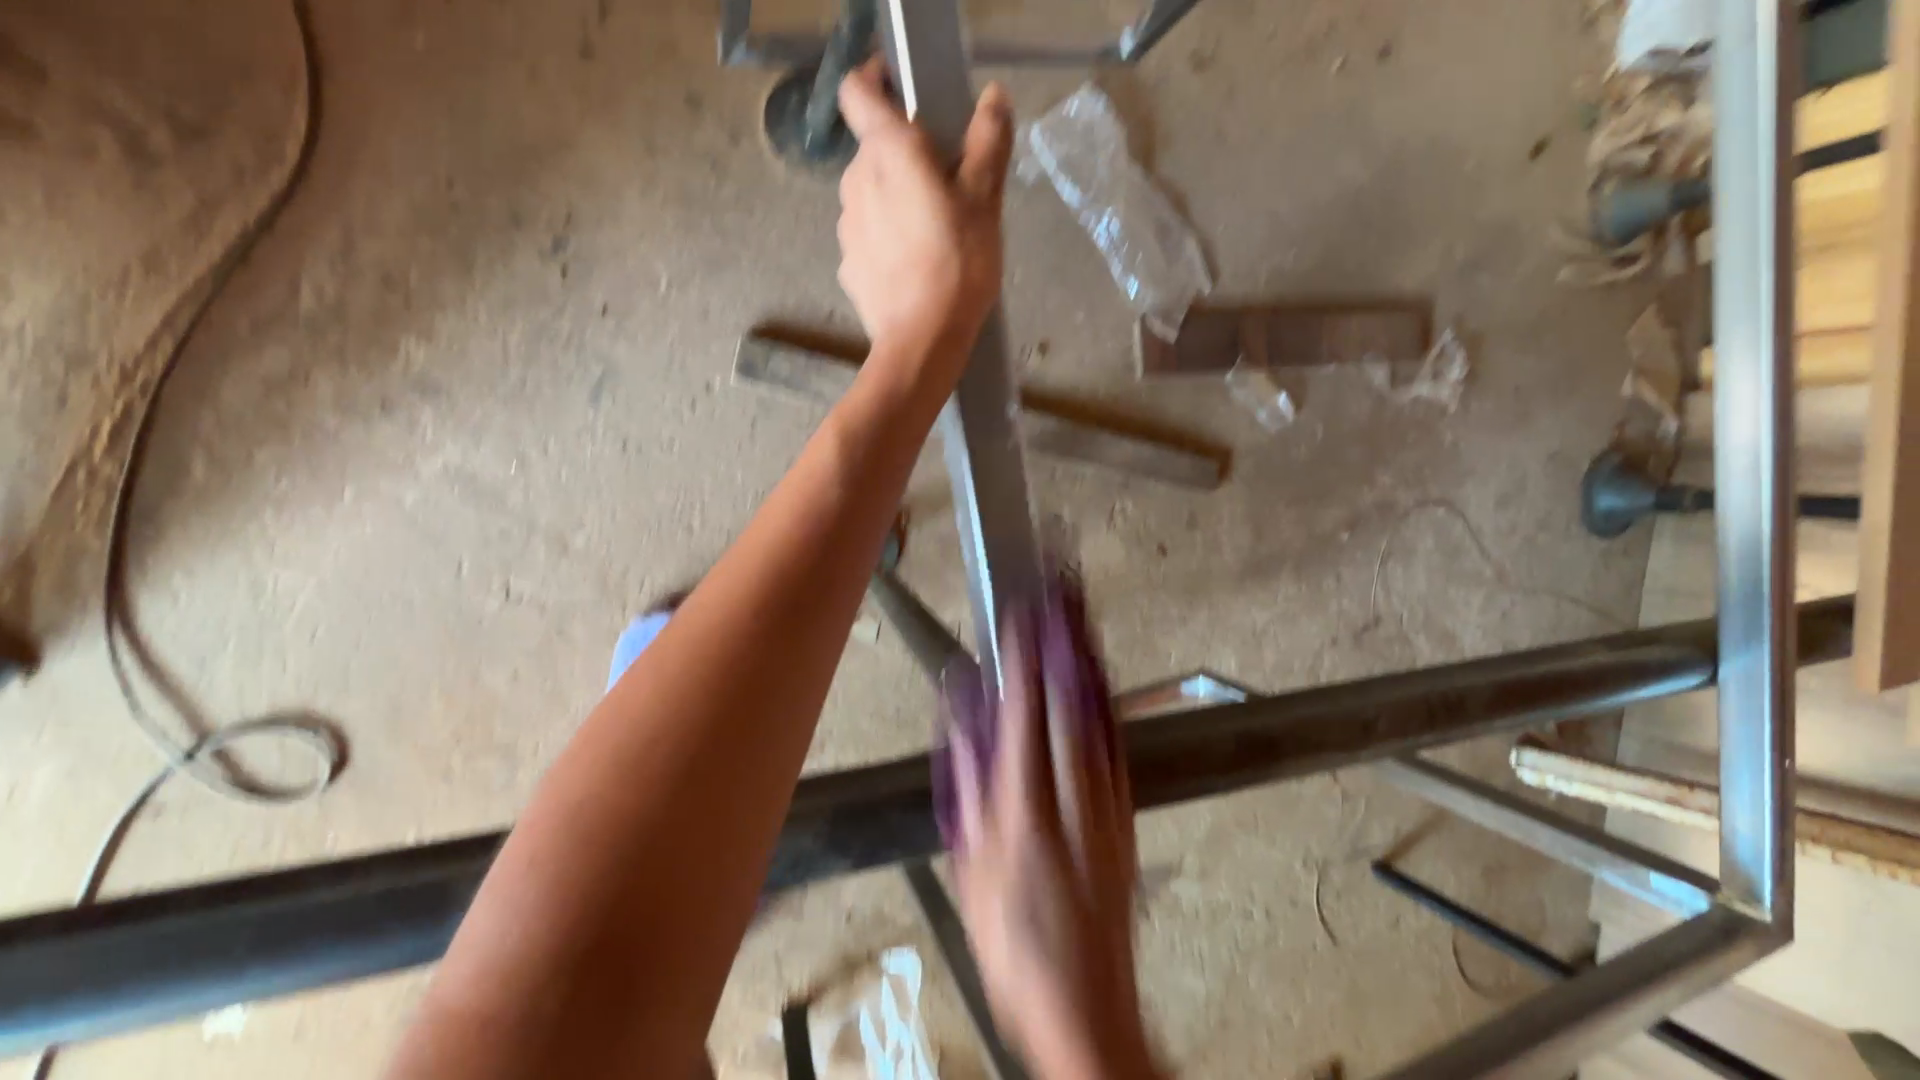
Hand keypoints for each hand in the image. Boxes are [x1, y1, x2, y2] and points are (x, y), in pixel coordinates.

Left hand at [836, 60, 1012, 373]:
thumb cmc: (958, 263)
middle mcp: (856, 181)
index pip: (856, 90)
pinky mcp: (848, 264)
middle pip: (874, 148)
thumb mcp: (985, 200)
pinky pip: (869, 234)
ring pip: (872, 193)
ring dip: (897, 198)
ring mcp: (847, 226)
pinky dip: (888, 237)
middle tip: (948, 181)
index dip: (874, 79)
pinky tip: (916, 264)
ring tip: (935, 231)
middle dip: (906, 155)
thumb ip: (987, 141)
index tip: (903, 89)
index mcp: (887, 153)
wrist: (922, 341)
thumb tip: (993, 97)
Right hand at [946, 604, 1160, 1079]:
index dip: (1024, 655)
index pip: (1026, 710)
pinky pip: (1118, 744)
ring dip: (1090, 658)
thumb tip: (963, 717)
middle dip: (1066, 636)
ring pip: (1101, 715)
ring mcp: (1107, 804)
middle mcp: (1074, 796)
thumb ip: (968, 784)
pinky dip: (1108, 701)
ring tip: (1084, 612)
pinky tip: (1103, 679)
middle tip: (1064, 585)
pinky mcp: (1125, 817)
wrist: (1083, 1003)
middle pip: (1072, 699)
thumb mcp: (969, 867)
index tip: (1022, 610)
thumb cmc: (1014, 943)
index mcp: (1026, 808)